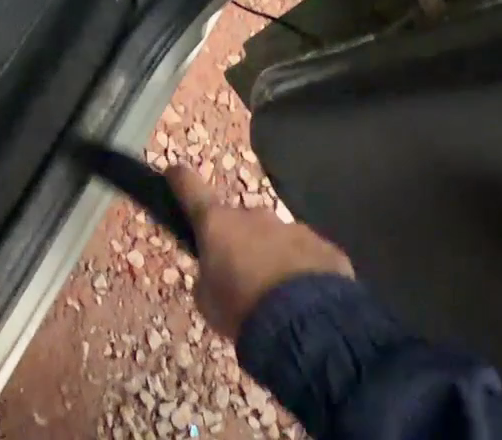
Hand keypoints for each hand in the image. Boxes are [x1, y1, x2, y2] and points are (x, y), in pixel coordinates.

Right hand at [167, 163, 354, 339]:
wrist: (310, 328)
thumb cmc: (242, 309)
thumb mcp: (207, 300)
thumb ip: (207, 277)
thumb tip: (217, 273)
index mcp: (216, 223)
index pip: (189, 186)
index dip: (179, 179)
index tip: (174, 174)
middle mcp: (253, 216)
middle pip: (238, 221)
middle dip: (239, 241)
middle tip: (242, 275)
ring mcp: (293, 228)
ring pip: (275, 238)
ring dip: (272, 256)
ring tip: (280, 295)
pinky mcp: (326, 248)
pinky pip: (308, 255)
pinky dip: (303, 271)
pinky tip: (308, 300)